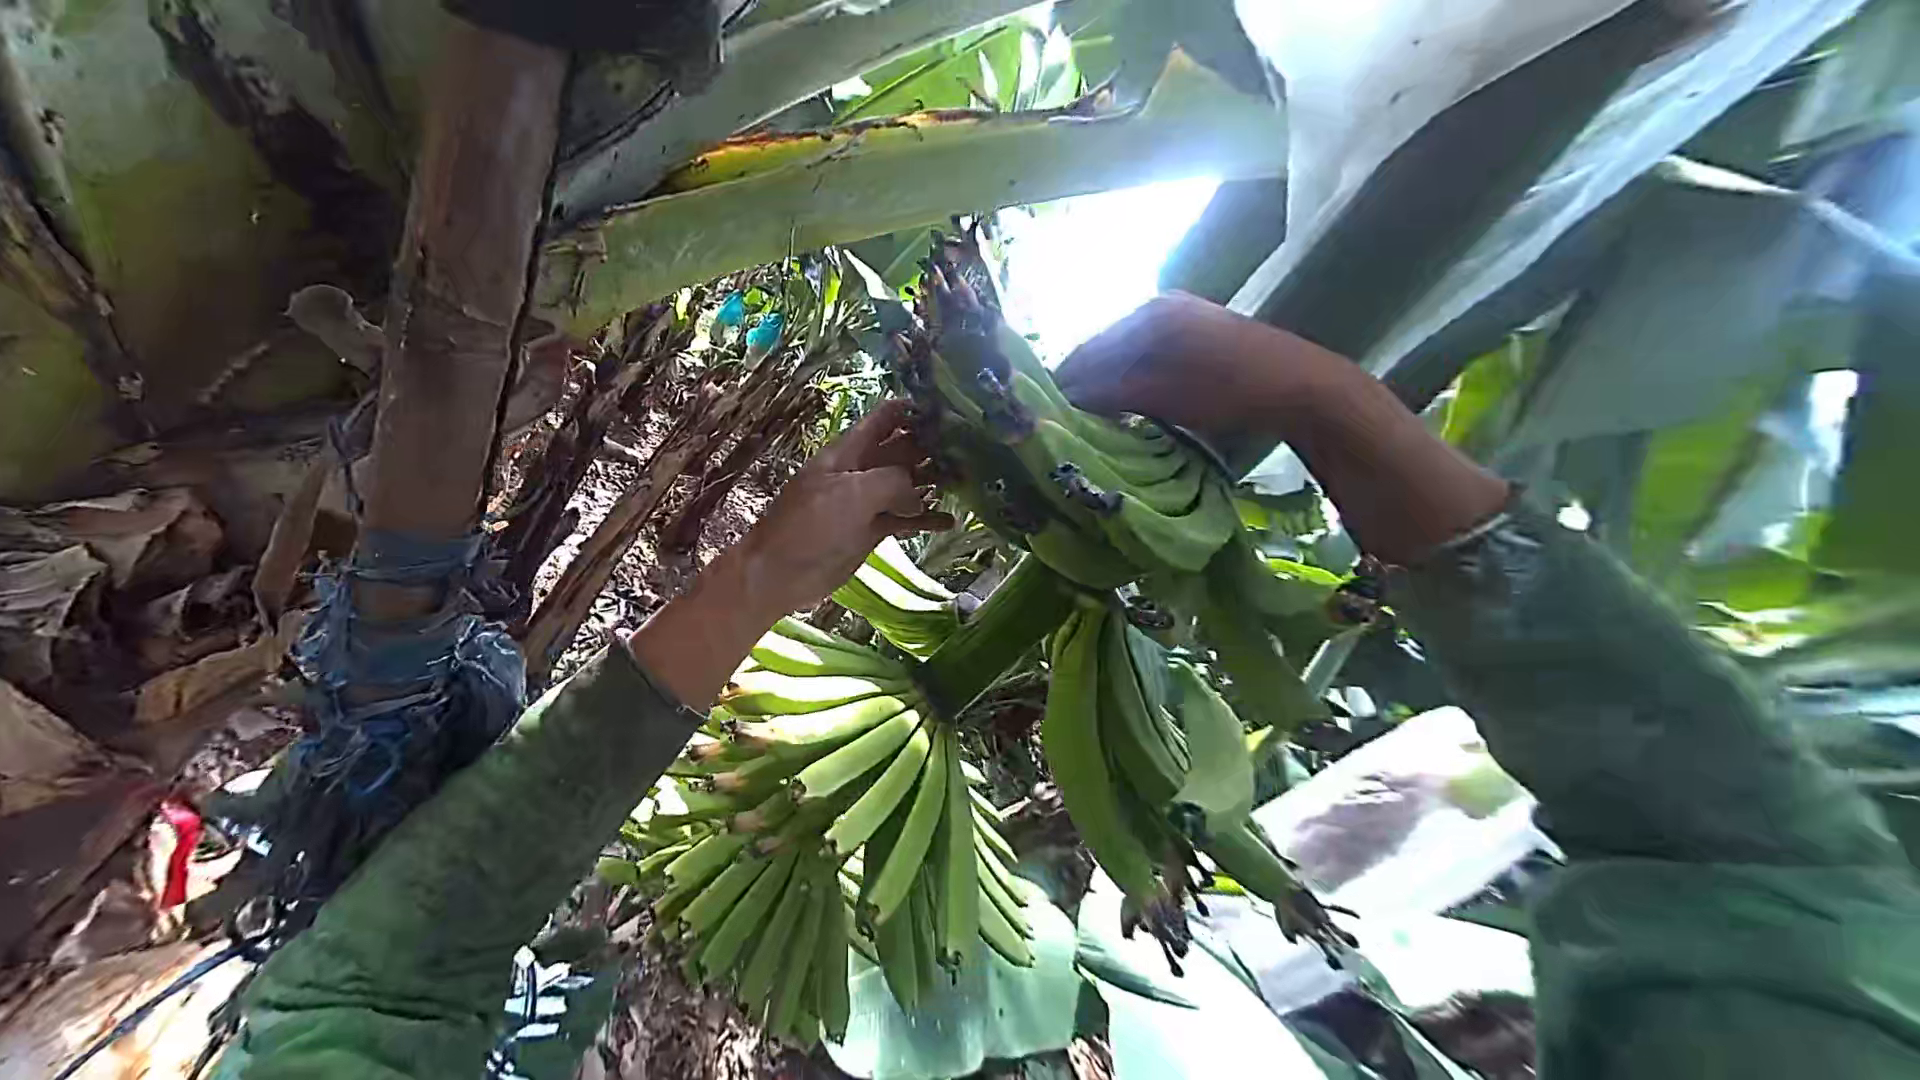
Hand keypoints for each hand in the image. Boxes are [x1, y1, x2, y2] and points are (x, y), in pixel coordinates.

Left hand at [626, 400, 950, 707]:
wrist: (781, 572)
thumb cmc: (810, 524)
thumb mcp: (852, 492)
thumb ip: (893, 482)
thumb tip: (921, 495)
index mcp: (850, 451)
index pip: (886, 419)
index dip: (914, 410)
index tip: (949, 410)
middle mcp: (862, 471)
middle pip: (904, 451)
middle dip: (933, 448)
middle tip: (972, 450)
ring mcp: (868, 502)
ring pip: (908, 486)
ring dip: (934, 483)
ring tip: (968, 483)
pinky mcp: (873, 530)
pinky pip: (906, 520)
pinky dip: (926, 519)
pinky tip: (950, 521)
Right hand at [1059, 293, 1508, 563]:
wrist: (1303, 388)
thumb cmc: (1229, 390)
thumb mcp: (1161, 395)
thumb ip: (1107, 393)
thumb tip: (1060, 403)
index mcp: (1148, 314)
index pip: (1087, 349)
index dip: (1063, 383)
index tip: (1045, 416)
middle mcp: (1158, 307)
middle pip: (1101, 350)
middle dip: (1080, 384)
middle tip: (1062, 421)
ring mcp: (1179, 318)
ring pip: (1122, 356)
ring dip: (1103, 385)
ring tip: (1088, 419)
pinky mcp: (1195, 335)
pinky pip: (1143, 358)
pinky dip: (1127, 382)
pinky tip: (1123, 405)